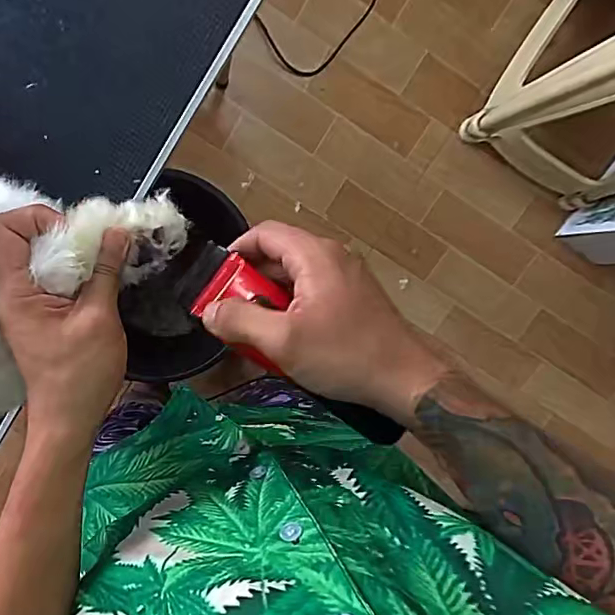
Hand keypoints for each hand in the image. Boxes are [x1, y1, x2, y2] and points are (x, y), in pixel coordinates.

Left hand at [0, 205, 128, 436]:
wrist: (70, 418)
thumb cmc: (80, 376)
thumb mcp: (99, 318)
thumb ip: (105, 271)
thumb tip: (116, 234)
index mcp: (14, 291)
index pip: (4, 227)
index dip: (38, 217)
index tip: (74, 233)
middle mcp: (10, 294)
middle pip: (21, 238)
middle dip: (60, 233)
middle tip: (94, 246)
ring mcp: (23, 306)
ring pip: (37, 259)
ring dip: (69, 254)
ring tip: (99, 263)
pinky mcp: (39, 316)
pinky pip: (49, 280)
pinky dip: (73, 273)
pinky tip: (96, 282)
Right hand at [201, 222, 447, 423]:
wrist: (405, 381)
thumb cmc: (345, 356)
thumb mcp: (282, 341)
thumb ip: (239, 321)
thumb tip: (209, 310)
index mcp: (315, 255)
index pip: (263, 234)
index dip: (234, 255)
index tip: (216, 285)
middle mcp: (334, 258)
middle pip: (279, 257)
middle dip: (250, 286)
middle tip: (234, 319)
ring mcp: (349, 279)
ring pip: (296, 281)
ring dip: (272, 305)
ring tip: (259, 337)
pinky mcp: (357, 302)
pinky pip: (314, 297)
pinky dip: (294, 314)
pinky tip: (289, 345)